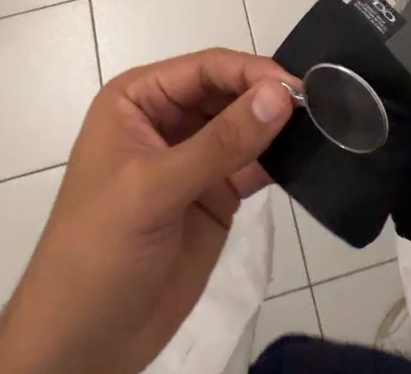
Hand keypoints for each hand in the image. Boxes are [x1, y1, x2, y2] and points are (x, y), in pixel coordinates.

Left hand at [0, 49, 295, 373]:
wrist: (84, 341)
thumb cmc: (100, 250)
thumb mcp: (155, 189)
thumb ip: (221, 142)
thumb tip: (280, 94)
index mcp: (138, 100)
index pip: (205, 69)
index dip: (251, 73)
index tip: (298, 87)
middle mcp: (167, 119)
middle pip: (229, 91)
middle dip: (269, 96)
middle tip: (321, 106)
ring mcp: (193, 158)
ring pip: (245, 125)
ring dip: (278, 126)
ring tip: (326, 125)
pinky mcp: (214, 195)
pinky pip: (253, 164)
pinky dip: (280, 160)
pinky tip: (309, 157)